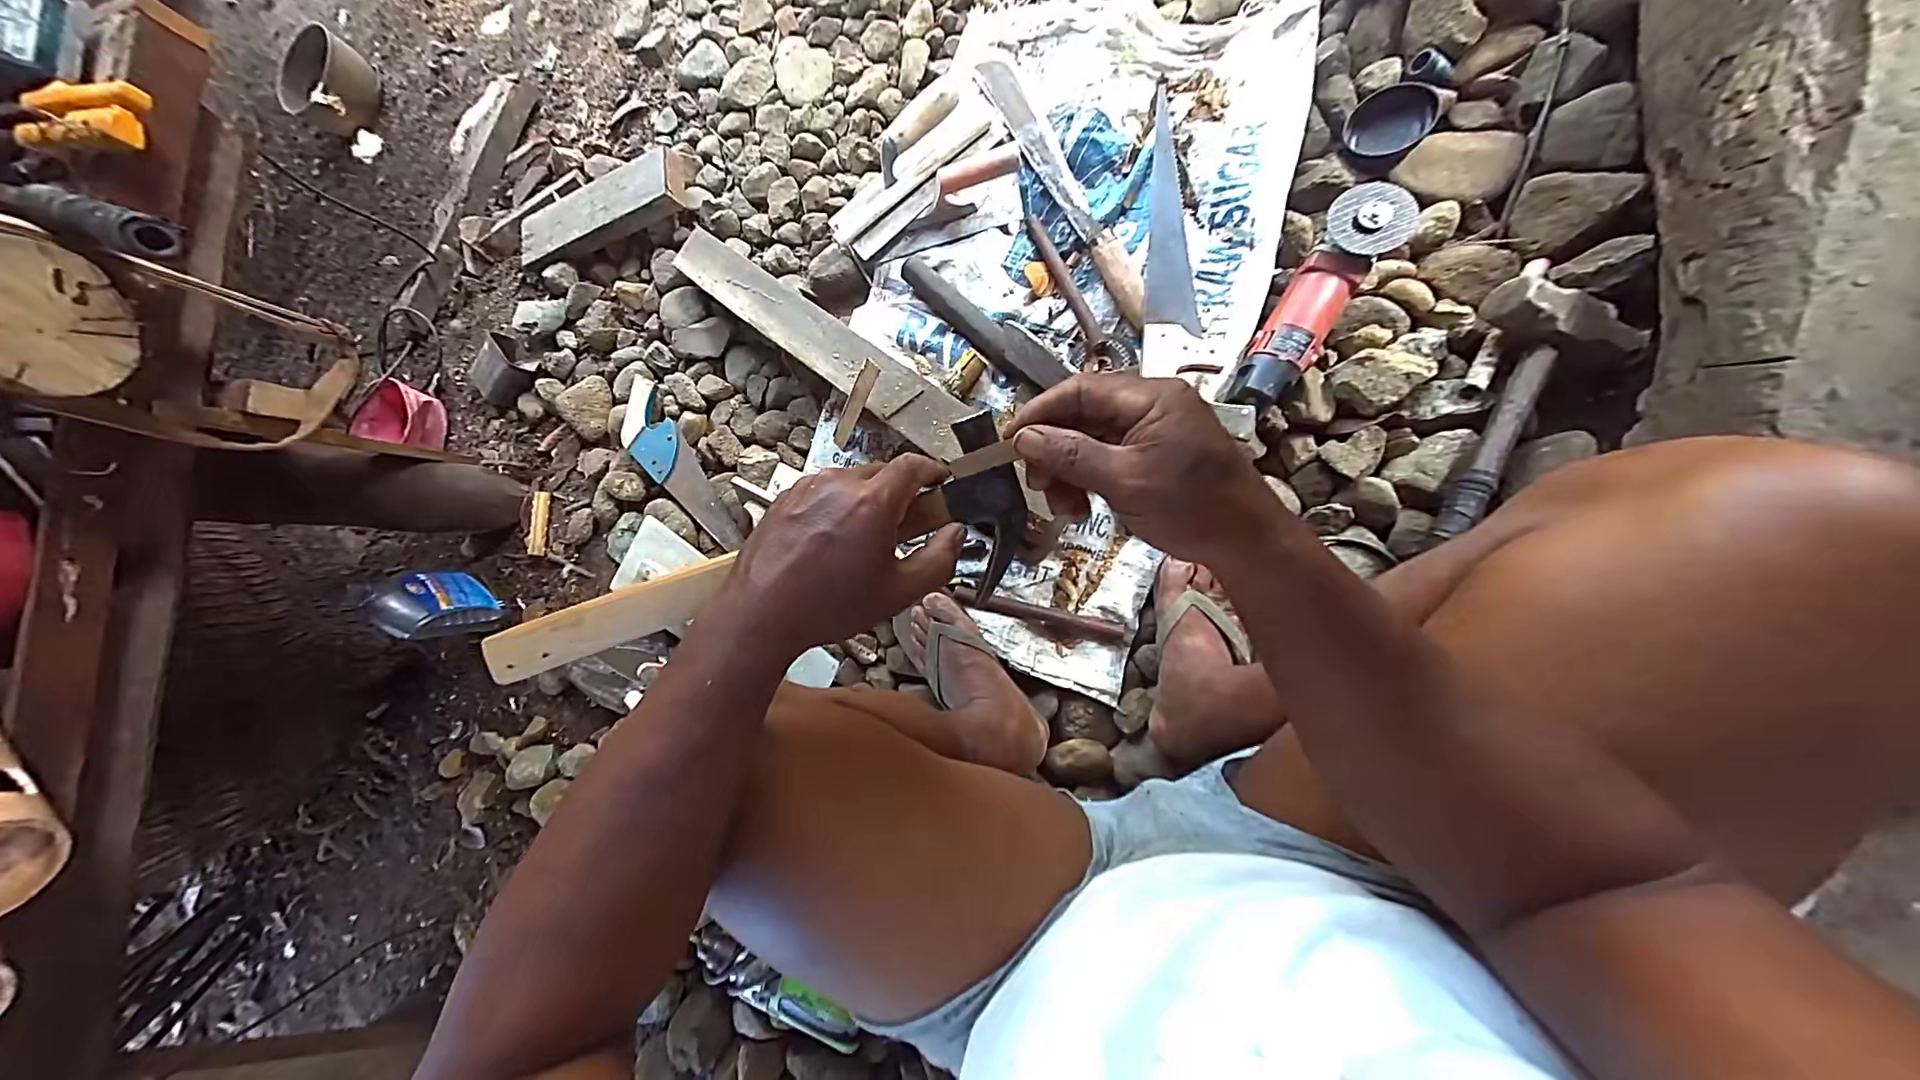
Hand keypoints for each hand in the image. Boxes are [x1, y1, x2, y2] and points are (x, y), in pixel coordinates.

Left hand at [719, 455, 963, 650]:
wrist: (761, 612)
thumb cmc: (828, 605)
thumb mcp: (900, 591)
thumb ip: (939, 558)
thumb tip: (955, 533)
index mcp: (873, 502)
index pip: (914, 465)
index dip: (933, 471)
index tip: (940, 483)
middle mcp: (840, 484)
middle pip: (884, 472)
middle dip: (901, 493)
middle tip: (905, 525)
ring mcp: (809, 487)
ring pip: (853, 481)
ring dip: (868, 500)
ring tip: (864, 539)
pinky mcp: (787, 497)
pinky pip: (825, 491)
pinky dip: (838, 506)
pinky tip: (833, 541)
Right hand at [1008, 374, 1280, 564]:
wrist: (1244, 542)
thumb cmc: (1192, 508)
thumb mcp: (1125, 482)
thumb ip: (1072, 455)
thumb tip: (1023, 437)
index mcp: (1150, 398)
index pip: (1080, 390)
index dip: (1040, 412)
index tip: (1009, 441)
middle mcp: (1150, 405)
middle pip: (1082, 416)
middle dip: (1054, 451)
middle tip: (1038, 485)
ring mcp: (1152, 431)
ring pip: (1090, 440)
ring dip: (1068, 471)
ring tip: (1065, 507)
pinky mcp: (1152, 455)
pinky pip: (1107, 458)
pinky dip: (1088, 480)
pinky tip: (1083, 507)